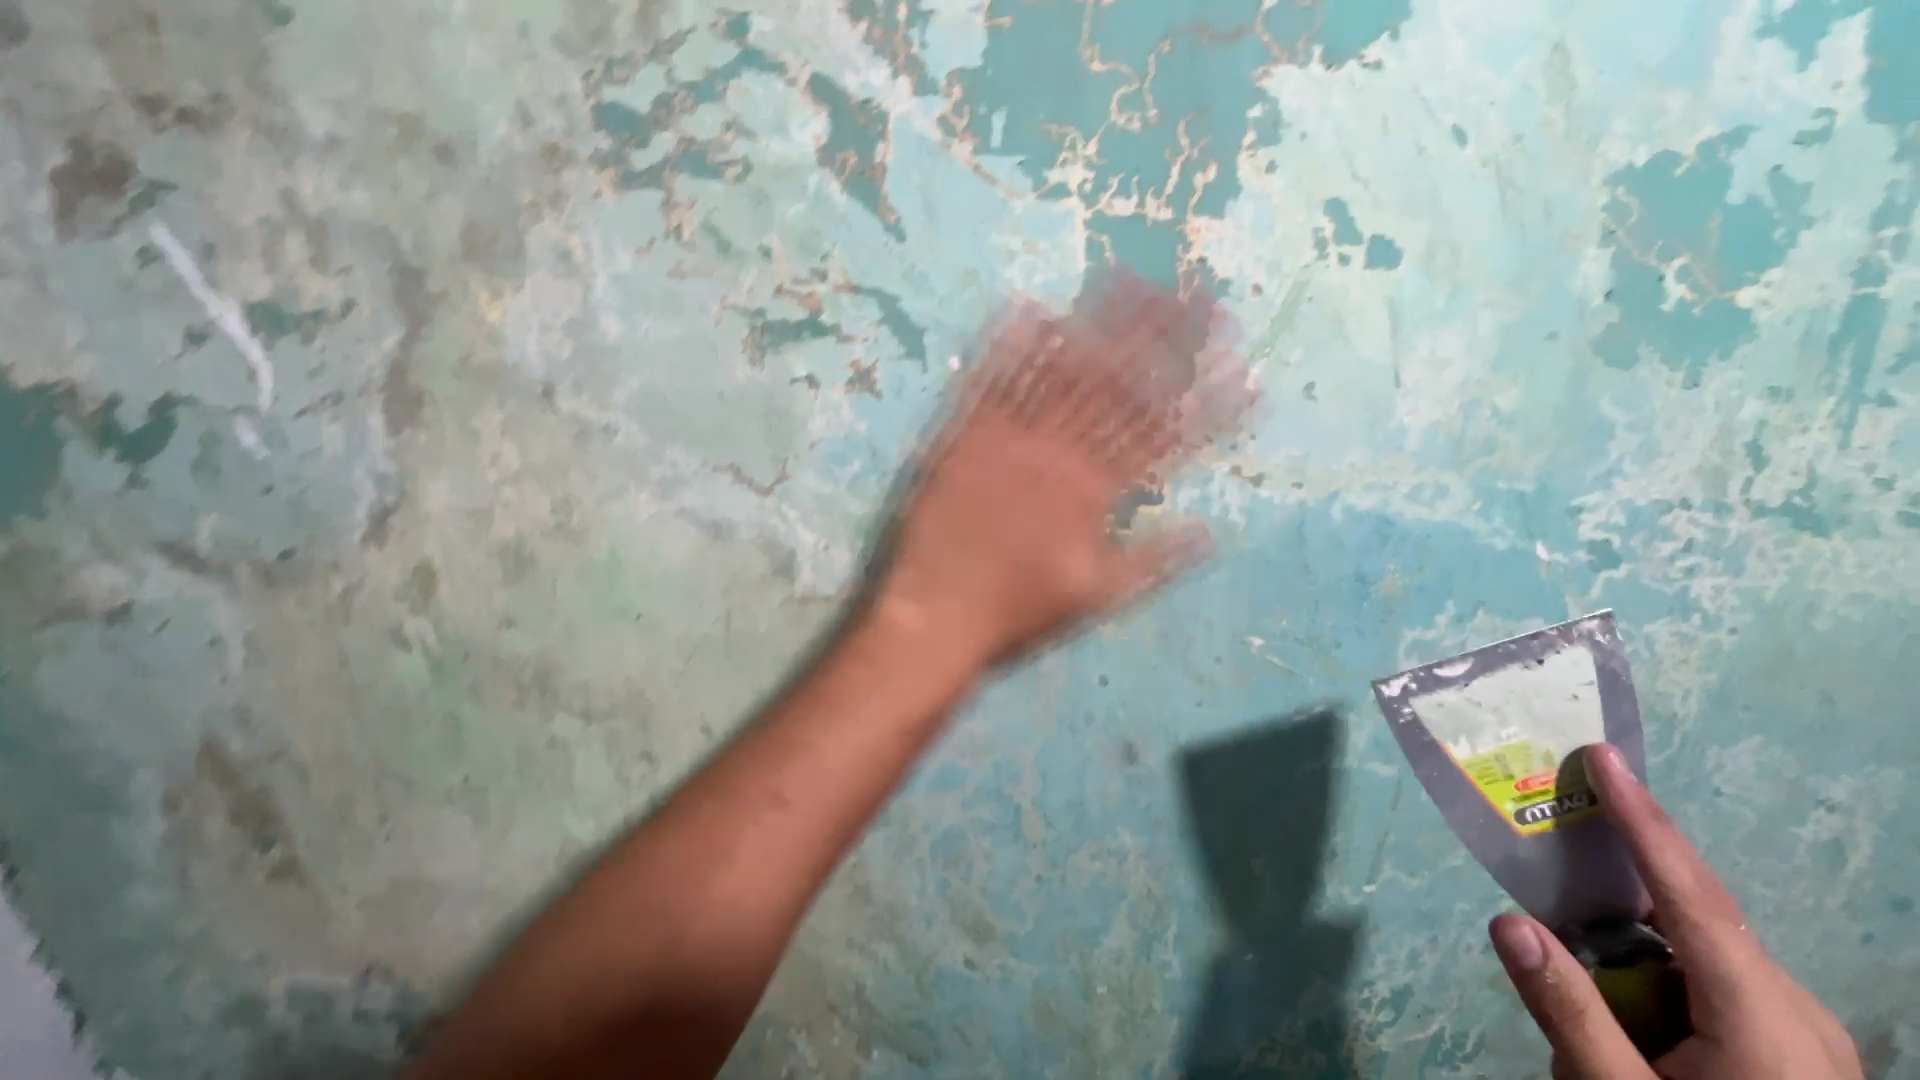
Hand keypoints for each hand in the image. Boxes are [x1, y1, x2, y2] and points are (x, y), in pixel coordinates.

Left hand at [871, 276, 1252, 667]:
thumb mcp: (1098, 597)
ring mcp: (1010, 438)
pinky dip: (1011, 344)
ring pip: (1064, 371)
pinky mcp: (963, 435)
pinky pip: (990, 381)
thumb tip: (1212, 535)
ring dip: (1100, 322)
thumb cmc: (1017, 612)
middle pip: (1122, 385)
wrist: (934, 616)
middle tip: (1202, 292)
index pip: (1164, 433)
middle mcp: (1060, 453)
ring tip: (1133, 277)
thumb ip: (1155, 562)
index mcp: (1097, 492)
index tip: (1240, 363)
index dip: (1205, 397)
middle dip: (1167, 337)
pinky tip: (1031, 305)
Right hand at [1489, 744, 1862, 1079]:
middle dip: (1619, 882)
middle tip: (1559, 836)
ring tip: (1587, 984)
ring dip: (1632, 946)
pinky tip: (1627, 1011)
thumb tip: (1508, 923)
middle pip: (1694, 915)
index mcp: (1766, 1019)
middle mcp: (1797, 1010)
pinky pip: (1713, 980)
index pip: (1692, 896)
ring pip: (1700, 950)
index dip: (1643, 821)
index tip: (1604, 757)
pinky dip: (1657, 974)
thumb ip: (1568, 1012)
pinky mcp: (1791, 1048)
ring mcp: (1803, 1031)